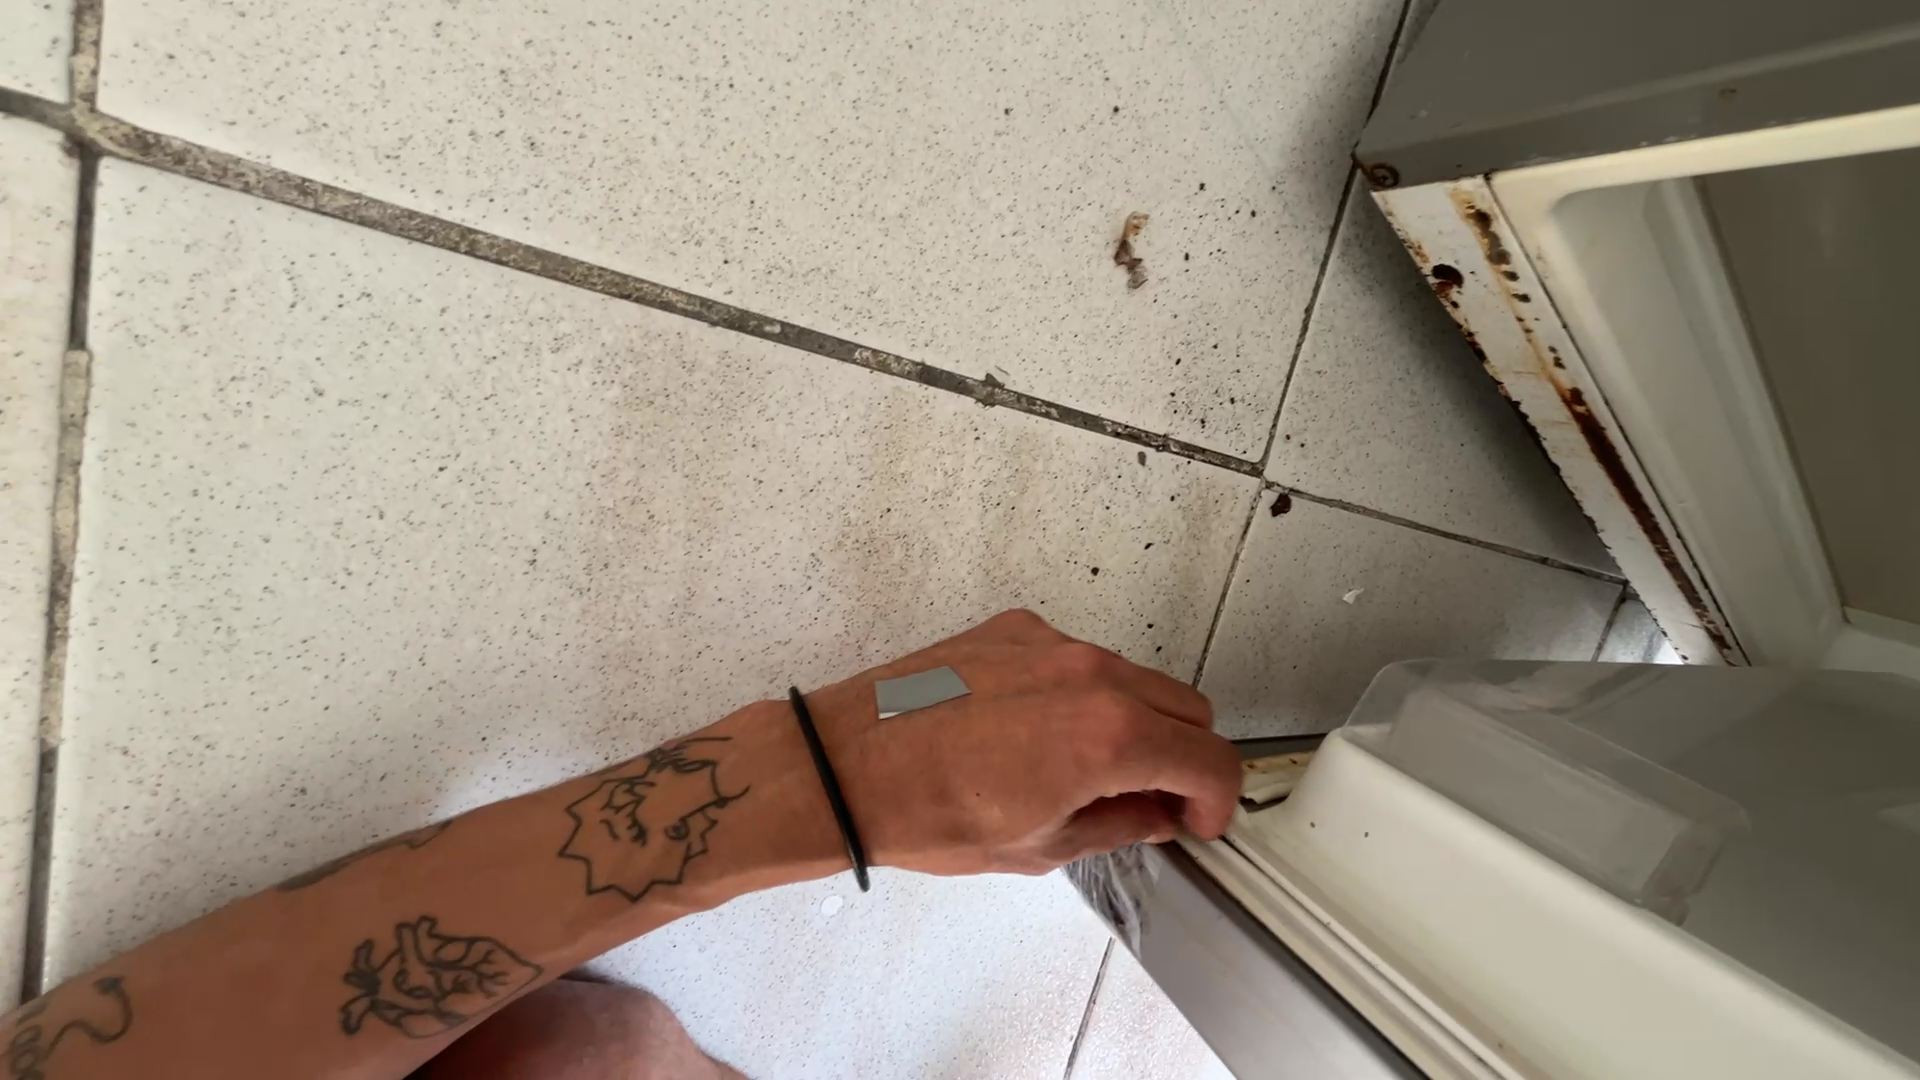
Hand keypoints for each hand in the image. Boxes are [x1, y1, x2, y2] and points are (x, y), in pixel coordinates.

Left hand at [800, 609, 1240, 875]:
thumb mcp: (1041, 844)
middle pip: (1186, 706)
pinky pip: (1077, 657)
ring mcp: (1050, 642)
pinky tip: (1040, 726)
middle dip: (1185, 755)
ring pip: (1133, 677)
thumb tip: (1156, 812)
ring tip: (1090, 764)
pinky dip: (1083, 690)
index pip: (1210, 759)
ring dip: (1135, 720)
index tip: (1196, 819)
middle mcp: (1089, 674)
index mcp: (1107, 735)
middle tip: (1154, 796)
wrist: (849, 764)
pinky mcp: (1015, 627)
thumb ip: (1119, 823)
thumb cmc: (929, 810)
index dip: (1217, 800)